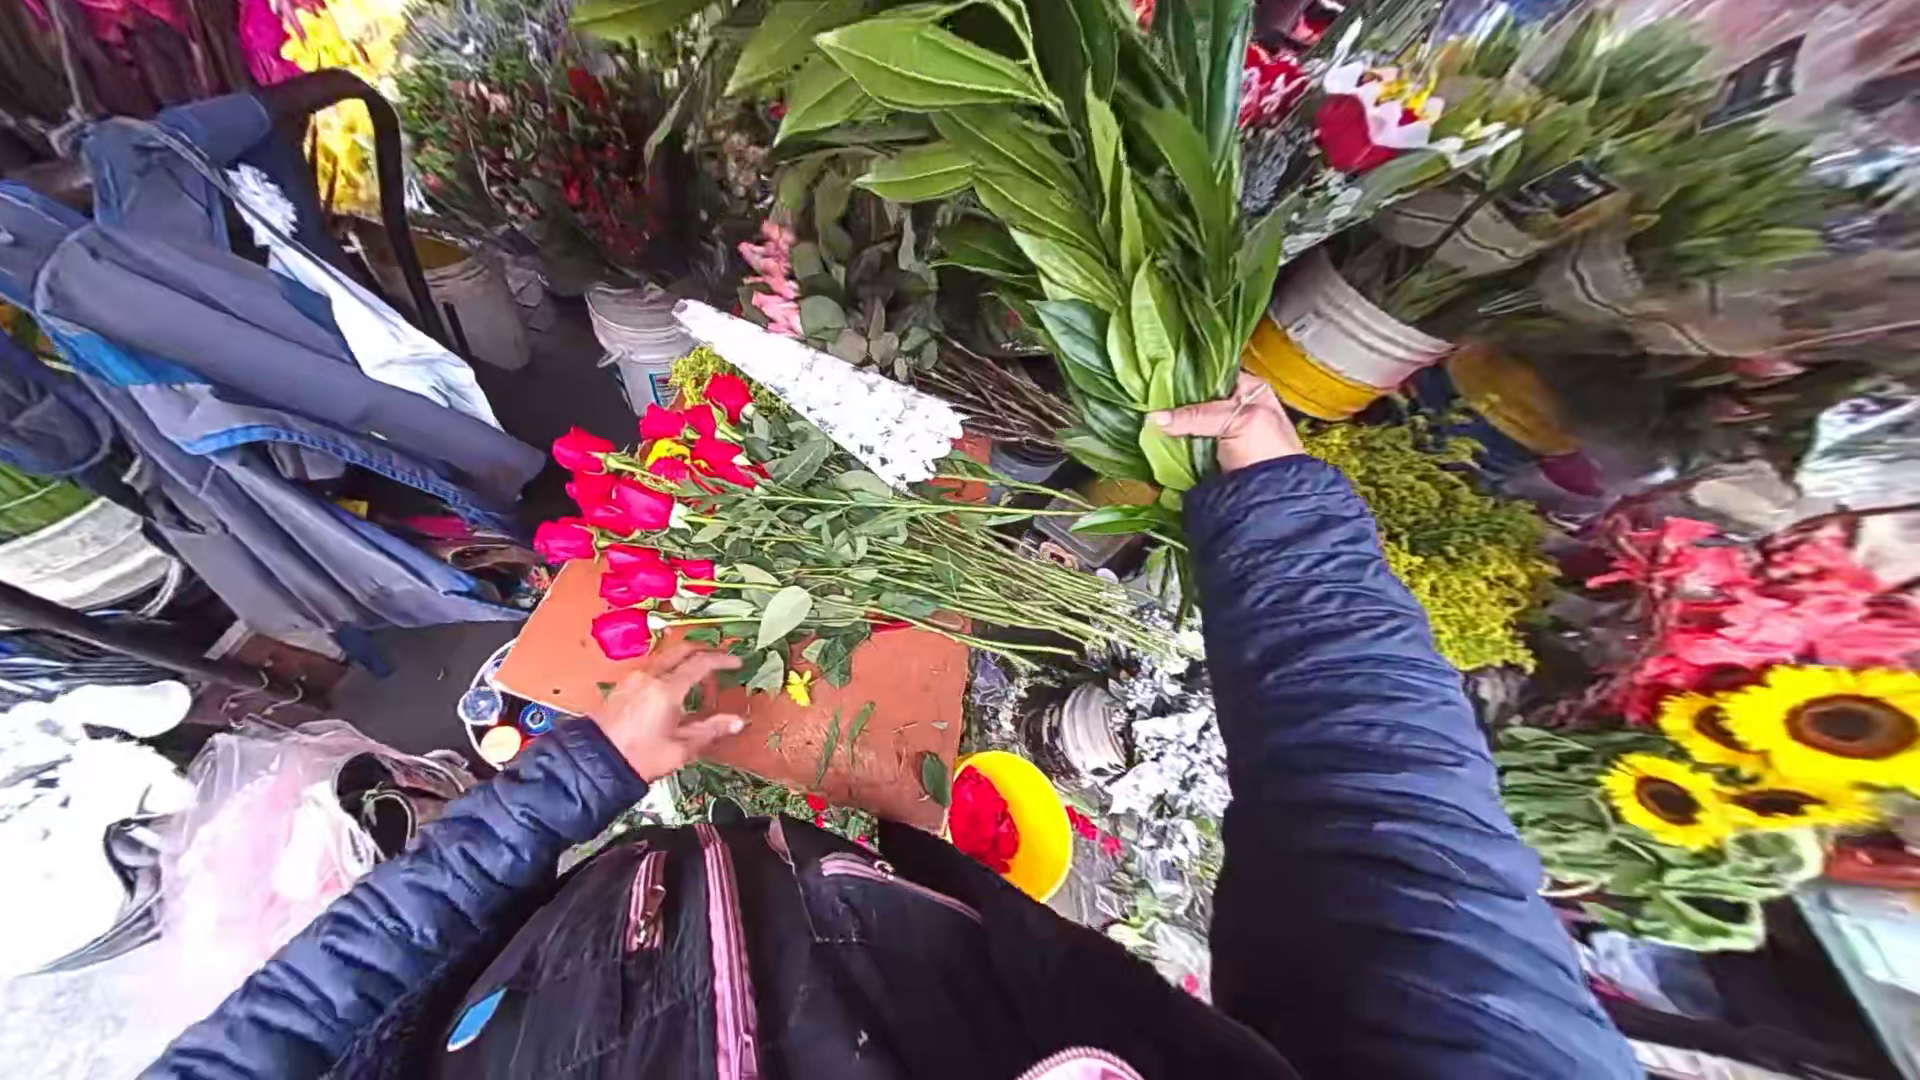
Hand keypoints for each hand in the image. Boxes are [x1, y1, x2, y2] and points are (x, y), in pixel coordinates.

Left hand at [591, 644, 747, 781]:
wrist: (593, 767)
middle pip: (682, 650)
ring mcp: (632, 679)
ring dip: (685, 659)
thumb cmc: (640, 759)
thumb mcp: (681, 748)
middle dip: (704, 650)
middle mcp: (649, 676)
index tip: (737, 662)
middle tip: (720, 658)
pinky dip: (669, 668)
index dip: (723, 660)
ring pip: (665, 657)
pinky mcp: (622, 686)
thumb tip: (738, 722)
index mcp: (667, 689)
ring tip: (698, 674)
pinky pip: (652, 667)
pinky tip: (673, 685)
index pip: (701, 663)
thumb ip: (711, 730)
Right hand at [1150, 372, 1304, 471]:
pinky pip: (1181, 446)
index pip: (1211, 375)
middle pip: (1194, 400)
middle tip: (1149, 400)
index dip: (1188, 376)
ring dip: (1168, 426)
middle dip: (1173, 403)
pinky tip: (1153, 439)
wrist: (1270, 496)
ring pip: (1184, 424)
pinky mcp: (1203, 457)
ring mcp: (1216, 435)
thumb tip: (1154, 418)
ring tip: (1146, 419)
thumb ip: (1195, 415)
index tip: (1162, 378)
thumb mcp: (1236, 420)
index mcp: (1249, 390)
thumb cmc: (1267, 450)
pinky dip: (1168, 445)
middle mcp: (1232, 409)